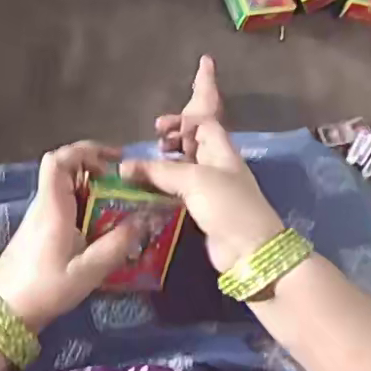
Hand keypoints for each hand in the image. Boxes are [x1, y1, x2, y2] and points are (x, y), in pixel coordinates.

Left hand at [0, 141, 142, 329]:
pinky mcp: (39, 231)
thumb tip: (144, 220)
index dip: (87, 151)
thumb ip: (117, 244)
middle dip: (96, 169)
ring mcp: (39, 218)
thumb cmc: (45, 288)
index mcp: (52, 206)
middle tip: (123, 185)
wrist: (4, 311)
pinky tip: (101, 228)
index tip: (114, 161)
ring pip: (65, 188)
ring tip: (119, 206)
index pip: (60, 159)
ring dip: (92, 190)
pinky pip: (64, 206)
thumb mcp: (88, 270)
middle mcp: (44, 205)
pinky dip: (84, 207)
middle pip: (65, 170)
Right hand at [121, 119, 284, 271]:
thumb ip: (159, 171)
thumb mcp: (193, 179)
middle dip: (173, 141)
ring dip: (166, 165)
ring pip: (185, 168)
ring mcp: (210, 189)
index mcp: (222, 151)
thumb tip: (123, 167)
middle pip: (193, 145)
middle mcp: (217, 166)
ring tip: (145, 167)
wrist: (247, 249)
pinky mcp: (202, 209)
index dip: (182, 121)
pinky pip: (180, 191)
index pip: (203, 124)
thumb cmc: (226, 205)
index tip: (158, 128)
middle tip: (152, 145)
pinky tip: (148, 191)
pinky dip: (164, 187)